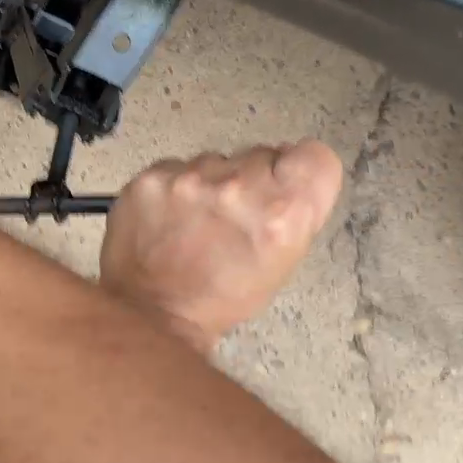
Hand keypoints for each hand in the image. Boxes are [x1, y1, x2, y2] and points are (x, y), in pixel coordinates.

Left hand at [100, 142, 343, 351]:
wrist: (153, 309)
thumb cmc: (223, 295)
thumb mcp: (283, 260)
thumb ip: (293, 210)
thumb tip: (287, 172)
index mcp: (284, 212)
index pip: (314, 155)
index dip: (299, 170)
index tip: (283, 186)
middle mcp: (237, 187)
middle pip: (260, 154)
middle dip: (251, 179)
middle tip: (231, 215)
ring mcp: (187, 180)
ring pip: (212, 159)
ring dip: (208, 182)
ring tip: (194, 220)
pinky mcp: (148, 179)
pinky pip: (172, 167)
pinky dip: (172, 186)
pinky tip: (166, 216)